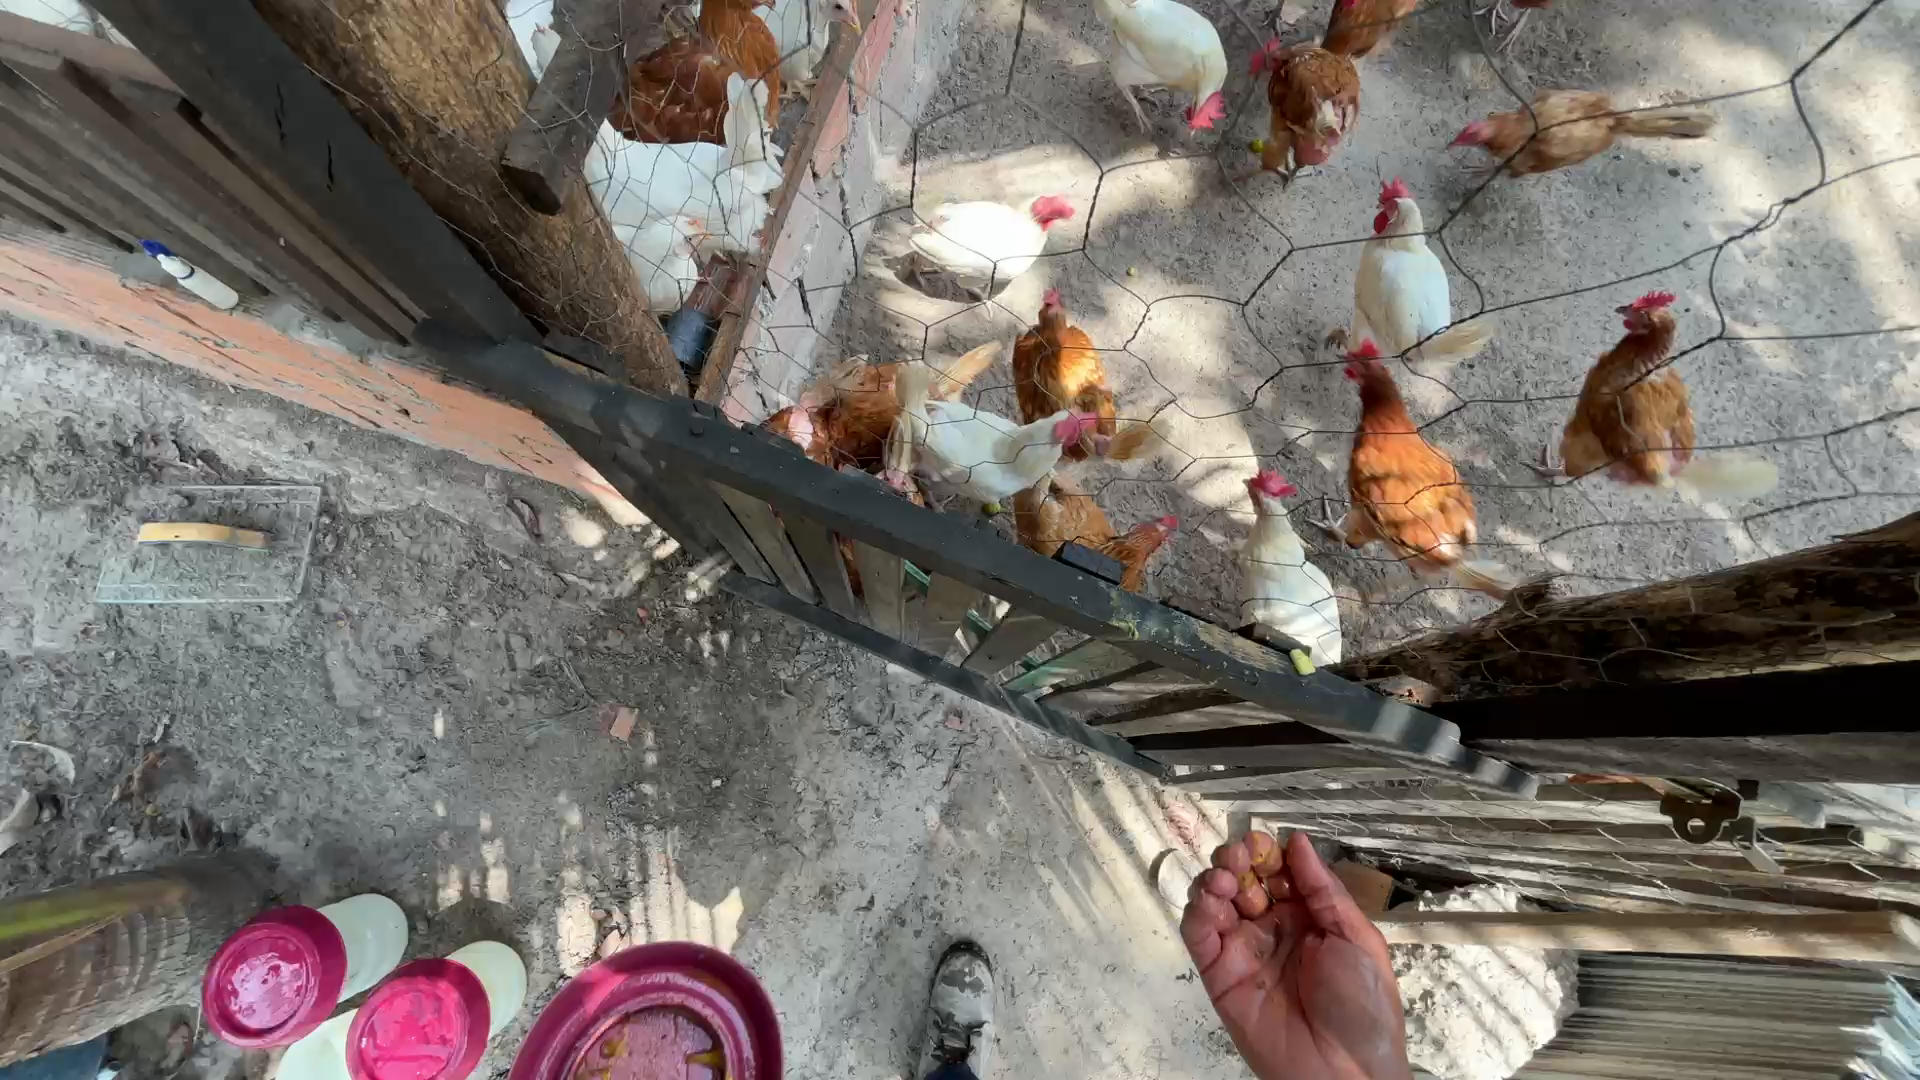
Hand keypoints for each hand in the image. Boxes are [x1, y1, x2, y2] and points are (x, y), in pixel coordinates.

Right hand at [1181, 831, 1409, 1079]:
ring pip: (1214, 896)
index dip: (1265, 851)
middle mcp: (1268, 925)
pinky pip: (1197, 931)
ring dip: (1215, 878)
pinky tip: (1212, 903)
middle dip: (1235, 857)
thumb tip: (1297, 840)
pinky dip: (1197, 909)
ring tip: (1228, 881)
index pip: (1274, 869)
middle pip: (1240, 876)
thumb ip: (1323, 889)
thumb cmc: (1363, 1006)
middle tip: (1240, 858)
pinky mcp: (1216, 970)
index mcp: (1304, 916)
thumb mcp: (1358, 940)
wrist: (1345, 1076)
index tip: (1262, 845)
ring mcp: (1240, 946)